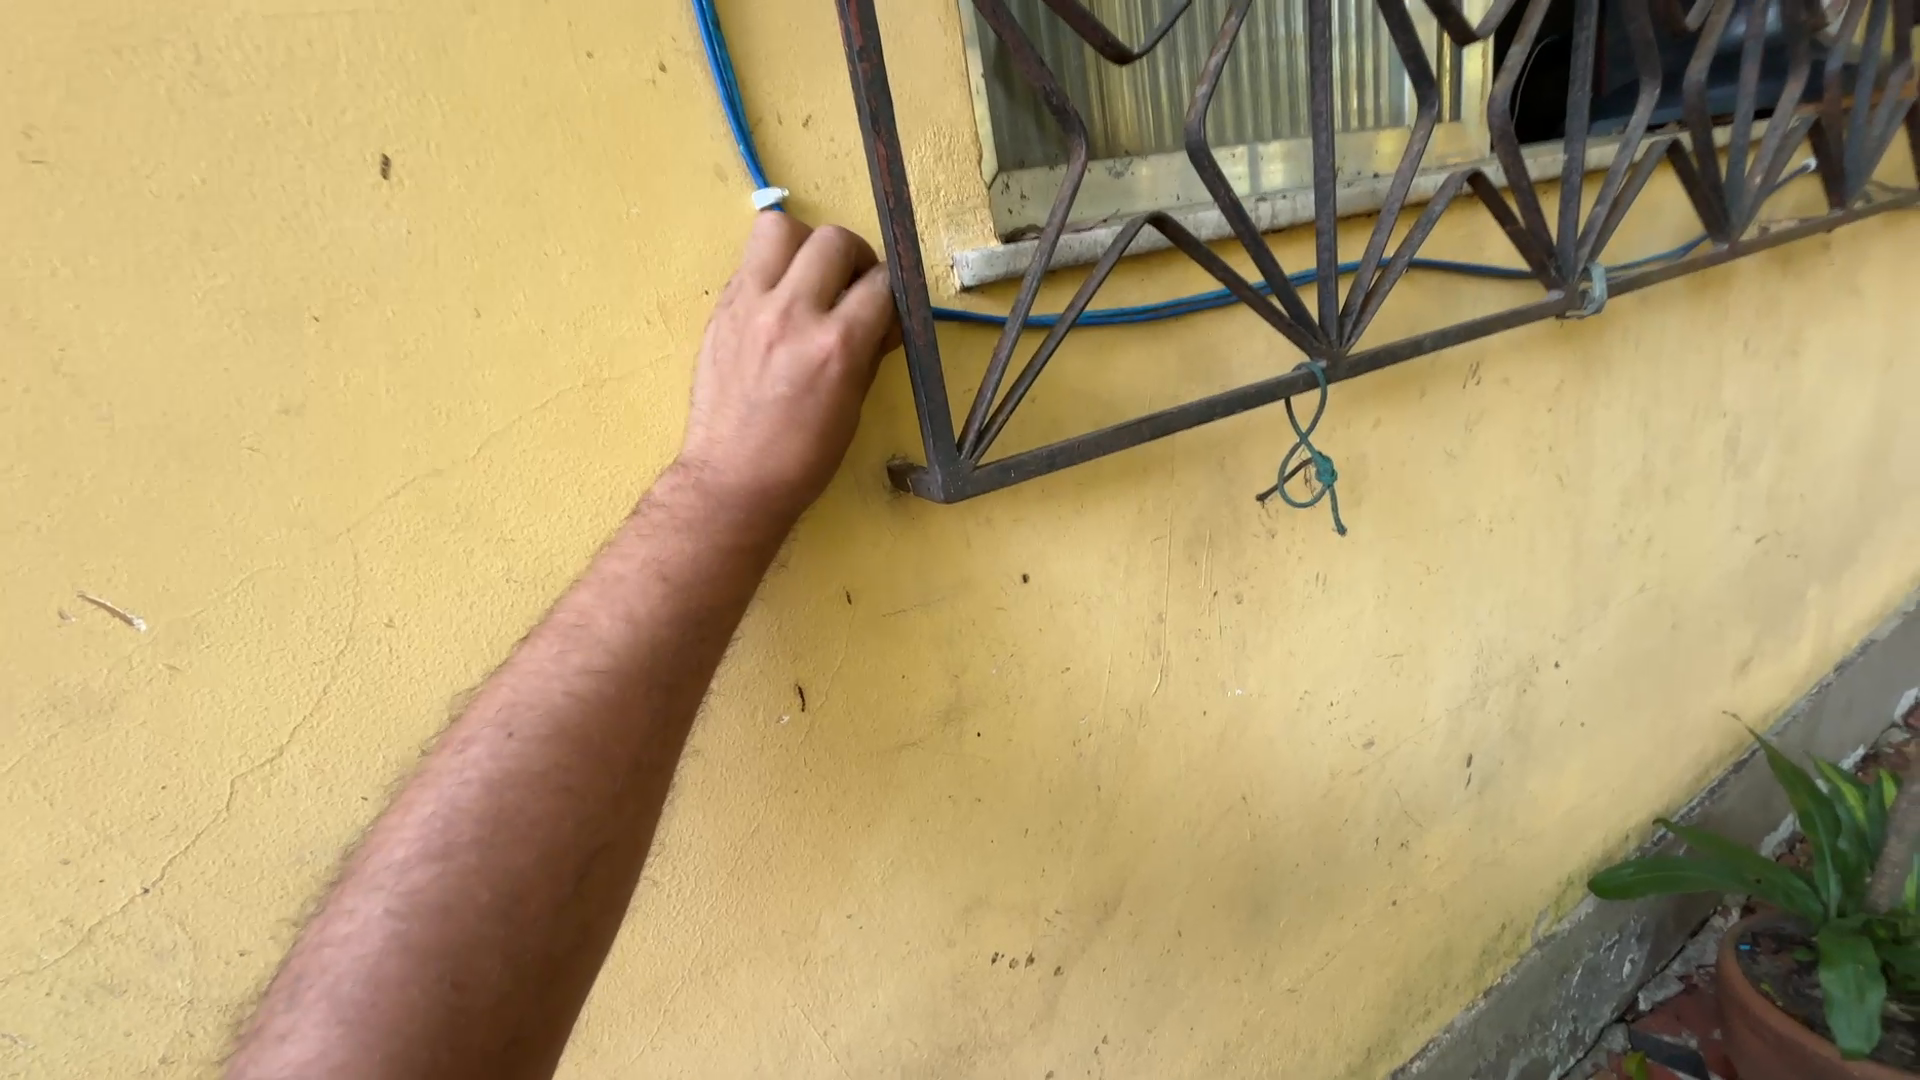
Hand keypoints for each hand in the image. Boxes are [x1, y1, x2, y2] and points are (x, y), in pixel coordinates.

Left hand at [676, 212, 899, 523]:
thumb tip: (887, 318)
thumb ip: (871, 351)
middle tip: (853, 286)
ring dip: (805, 245)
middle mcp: (793, 314)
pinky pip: (751, 262)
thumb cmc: (803, 458)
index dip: (893, 291)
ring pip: (781, 227)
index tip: (888, 305)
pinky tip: (779, 304)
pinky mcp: (721, 309)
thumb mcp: (853, 407)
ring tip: (809, 278)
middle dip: (856, 257)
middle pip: (834, 240)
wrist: (734, 479)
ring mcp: (750, 306)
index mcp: (836, 346)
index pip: (881, 284)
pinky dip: (774, 271)